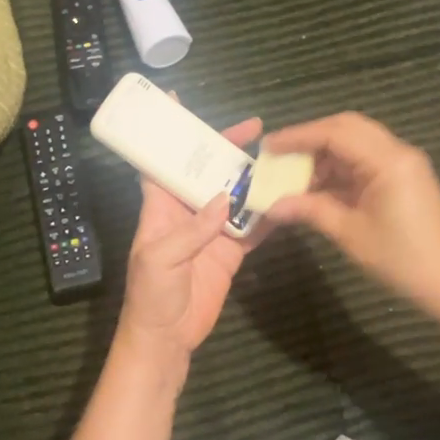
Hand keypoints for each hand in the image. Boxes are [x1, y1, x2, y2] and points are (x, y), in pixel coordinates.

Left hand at [114, 117, 269, 361]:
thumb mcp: (161, 258)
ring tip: (281, 158)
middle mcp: (186, 212)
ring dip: (253, 179)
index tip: (176, 100)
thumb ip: (192, 229)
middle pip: (206, 171)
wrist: (166, 339)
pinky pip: (251, 227)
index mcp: (160, 207)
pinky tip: (288, 199)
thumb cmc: (151, 295)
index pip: (160, 162)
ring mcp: (211, 231)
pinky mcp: (230, 252)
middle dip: (225, 148)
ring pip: (234, 195)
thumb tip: (224, 199)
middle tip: (256, 127)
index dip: (166, 134)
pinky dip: (268, 215)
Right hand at [262, 112, 439, 304]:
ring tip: (294, 175)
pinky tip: (319, 186)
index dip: (298, 137)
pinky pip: (366, 159)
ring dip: (325, 154)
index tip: (268, 147)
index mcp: (388, 161)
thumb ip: (310, 211)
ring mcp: (404, 163)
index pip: (335, 133)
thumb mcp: (350, 234)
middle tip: (279, 155)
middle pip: (347, 127)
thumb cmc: (401, 260)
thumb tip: (271, 205)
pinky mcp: (405, 176)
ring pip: (356, 141)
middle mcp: (398, 152)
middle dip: (310, 138)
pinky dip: (340, 167)